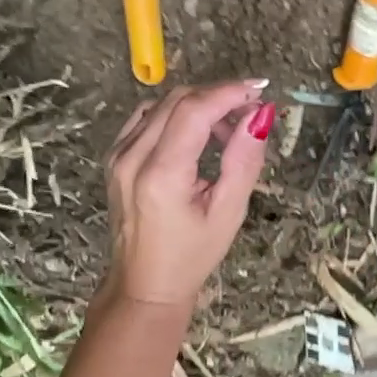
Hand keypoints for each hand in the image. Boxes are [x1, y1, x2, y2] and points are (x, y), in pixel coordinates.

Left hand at [104, 80, 275, 306]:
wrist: (144, 285)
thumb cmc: (191, 256)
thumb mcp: (228, 213)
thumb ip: (243, 161)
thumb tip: (261, 116)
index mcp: (161, 175)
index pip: (194, 111)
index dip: (229, 93)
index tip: (260, 91)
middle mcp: (132, 158)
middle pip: (177, 101)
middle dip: (217, 97)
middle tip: (251, 113)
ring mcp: (118, 156)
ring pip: (161, 106)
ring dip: (198, 106)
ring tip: (227, 131)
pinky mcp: (115, 158)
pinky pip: (146, 119)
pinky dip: (176, 116)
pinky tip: (197, 136)